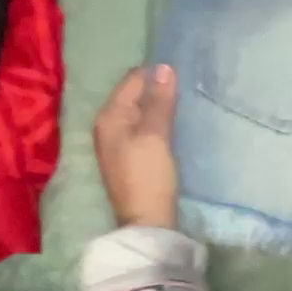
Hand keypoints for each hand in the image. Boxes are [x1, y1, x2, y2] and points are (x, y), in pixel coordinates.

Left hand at [94, 64, 179, 228]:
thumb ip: (159, 102)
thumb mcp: (156, 135)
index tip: (181, 75)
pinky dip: (155, 126)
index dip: (155, 75)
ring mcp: (116, 144)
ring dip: (157, 110)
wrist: (146, 222)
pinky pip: (141, 132)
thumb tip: (164, 68)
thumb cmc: (149, 176)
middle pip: (133, 97)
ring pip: (138, 115)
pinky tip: (170, 130)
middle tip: (184, 90)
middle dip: (156, 91)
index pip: (132, 81)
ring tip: (181, 107)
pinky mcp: (128, 160)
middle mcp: (107, 126)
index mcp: (109, 116)